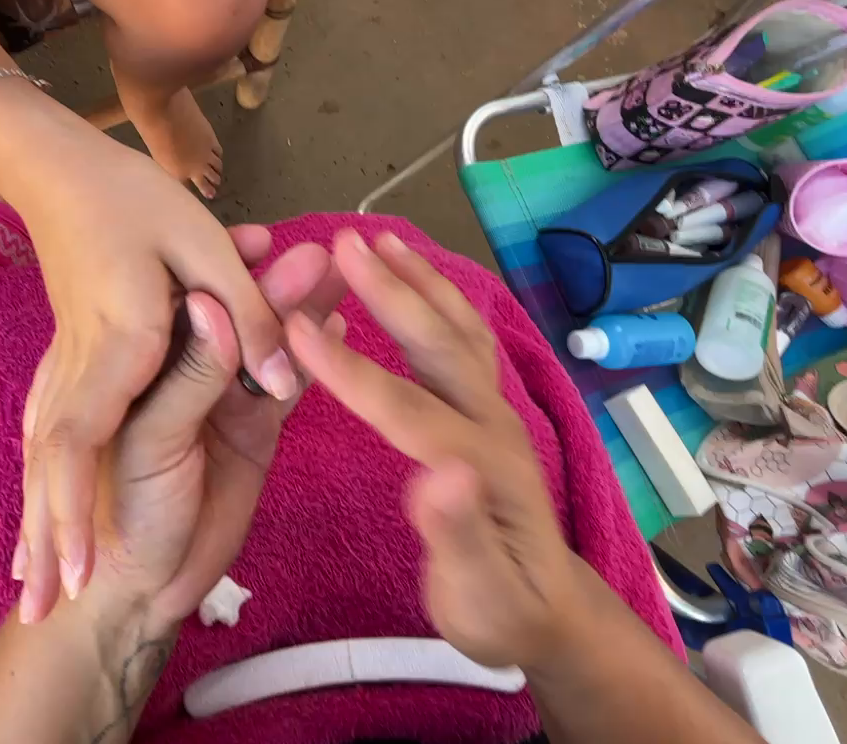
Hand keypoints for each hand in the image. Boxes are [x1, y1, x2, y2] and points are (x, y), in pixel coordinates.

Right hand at [0, 125, 313, 624]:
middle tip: (38, 607)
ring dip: (37, 516)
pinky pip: (43, 423)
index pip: (86, 433)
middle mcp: (79, 361)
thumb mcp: (199, 244)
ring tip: (33, 589)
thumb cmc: (127, 198)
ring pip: (42, 446)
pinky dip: (38, 471)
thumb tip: (281, 373)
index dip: (73, 507)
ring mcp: (59, 359)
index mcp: (114, 335)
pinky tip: (41, 494)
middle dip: (47, 534)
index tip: (74, 581)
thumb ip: (239, 311)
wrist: (51, 168)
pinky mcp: (57, 354)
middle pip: (54, 453)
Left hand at [51, 227, 345, 631]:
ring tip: (337, 275)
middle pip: (235, 318)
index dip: (222, 268)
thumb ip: (188, 376)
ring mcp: (221, 396)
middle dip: (274, 287)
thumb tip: (214, 304)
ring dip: (299, 313)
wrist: (148, 589)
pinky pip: (285, 385)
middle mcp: (181, 368)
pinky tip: (338, 324)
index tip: (259, 238)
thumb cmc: (127, 509)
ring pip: (264, 344)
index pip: (186, 302)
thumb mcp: (150, 440)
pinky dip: (312, 359)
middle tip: (317, 254)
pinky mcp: (254, 427)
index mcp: (140, 360)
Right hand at [286, 229, 582, 669]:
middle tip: (342, 241)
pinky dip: (436, 294)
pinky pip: (463, 335)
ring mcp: (493, 404)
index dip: (348, 368)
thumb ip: (460, 539)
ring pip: (456, 328)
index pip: (404, 407)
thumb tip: (438, 474)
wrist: (551, 605)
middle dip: (388, 290)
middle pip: (438, 344)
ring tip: (377, 237)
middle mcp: (490, 419)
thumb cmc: (500, 609)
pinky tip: (414, 272)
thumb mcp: (479, 599)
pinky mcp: (488, 401)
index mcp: (480, 465)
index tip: (295, 326)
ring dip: (417, 278)